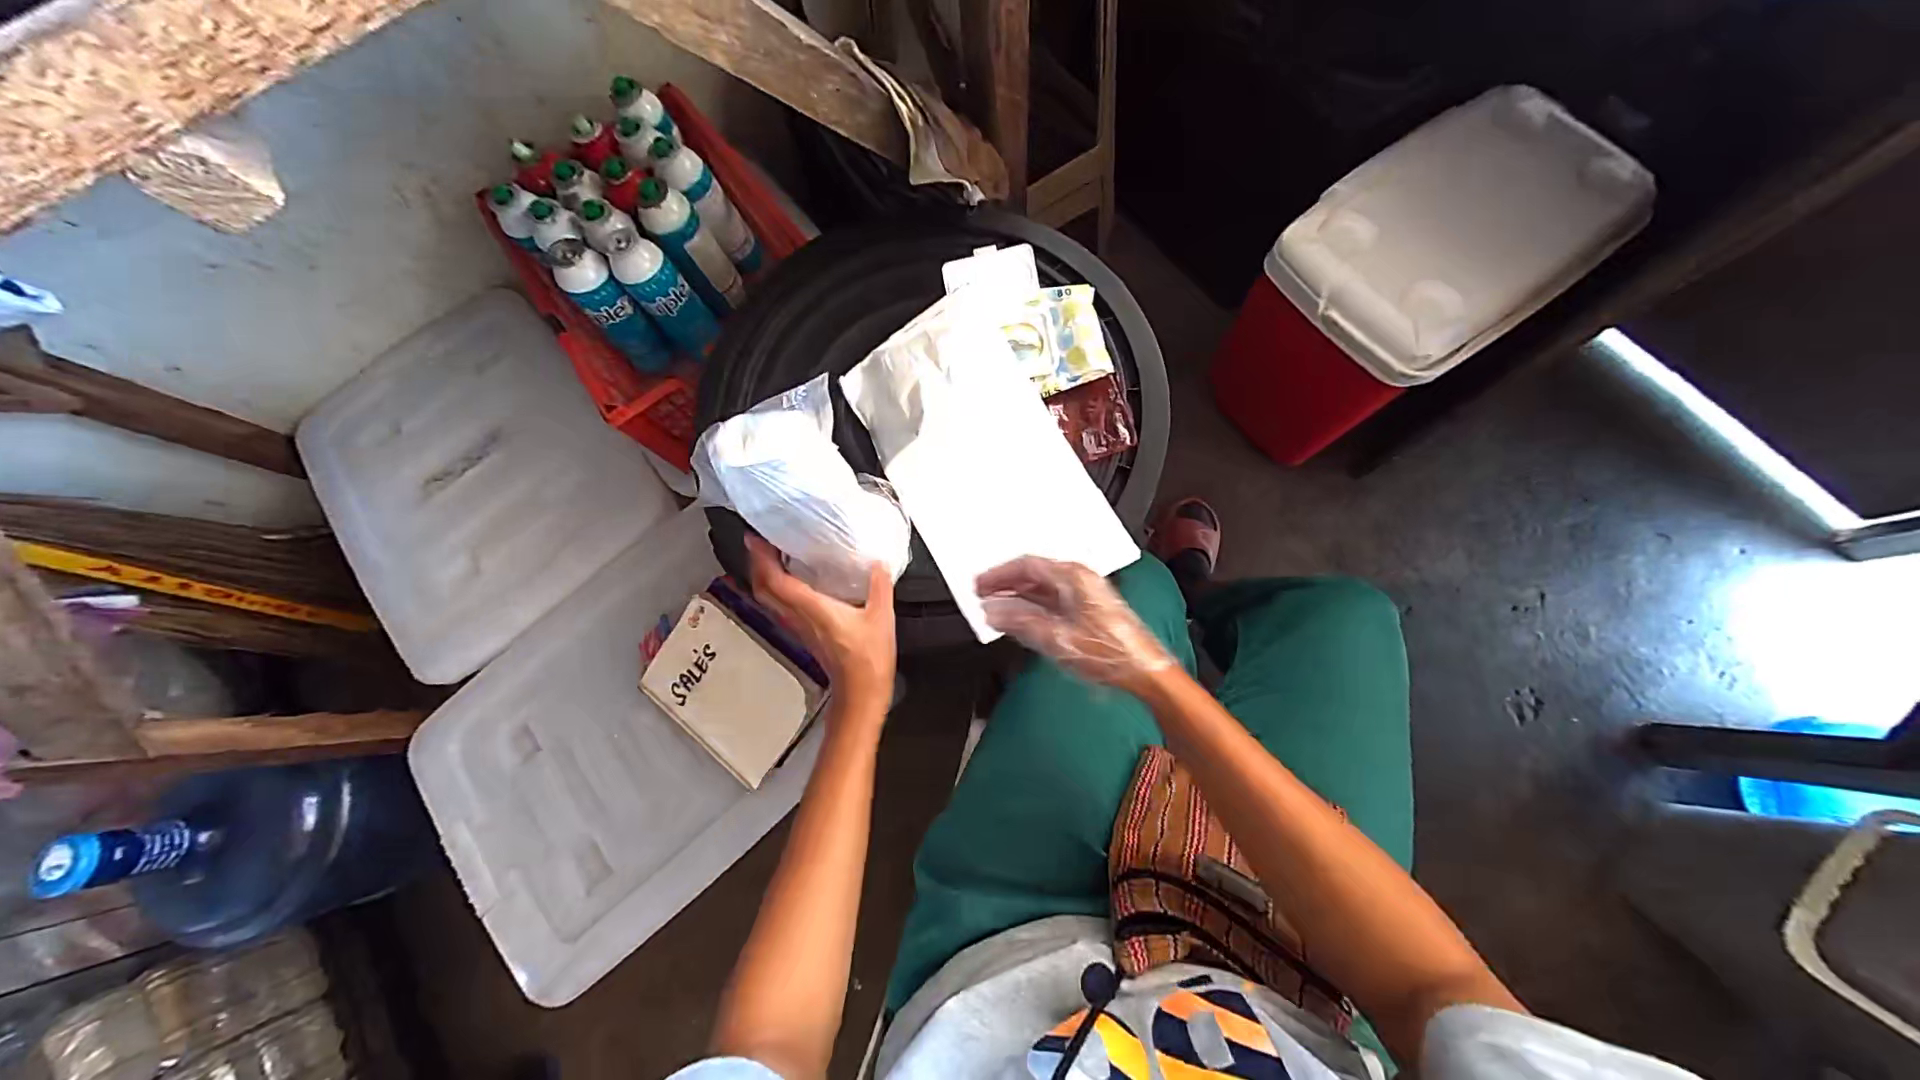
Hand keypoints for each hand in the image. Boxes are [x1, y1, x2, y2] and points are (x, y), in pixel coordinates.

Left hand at [747, 534, 896, 717]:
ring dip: (765, 577)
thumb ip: (880, 585)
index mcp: (813, 609)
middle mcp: (799, 618)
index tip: (757, 538)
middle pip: (764, 589)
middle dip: (757, 563)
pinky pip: (781, 608)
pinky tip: (792, 583)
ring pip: (769, 599)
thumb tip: (878, 563)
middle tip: (760, 542)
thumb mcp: (882, 617)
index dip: (762, 558)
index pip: (776, 580)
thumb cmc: (868, 661)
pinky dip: (778, 591)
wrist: (861, 695)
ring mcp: (799, 628)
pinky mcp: (805, 635)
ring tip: (771, 557)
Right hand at [976, 557, 1175, 692]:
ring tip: (996, 607)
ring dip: (1018, 596)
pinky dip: (1033, 607)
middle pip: (1035, 574)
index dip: (999, 574)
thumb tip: (995, 613)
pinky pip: (1054, 601)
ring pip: (1043, 588)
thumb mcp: (1057, 639)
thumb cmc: (1112, 654)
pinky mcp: (1090, 610)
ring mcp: (1086, 595)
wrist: (1145, 672)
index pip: (1027, 565)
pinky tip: (1022, 620)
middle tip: (983, 594)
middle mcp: (1080, 580)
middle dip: (1006, 584)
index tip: (980, 584)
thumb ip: (1021, 623)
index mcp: (1073, 577)